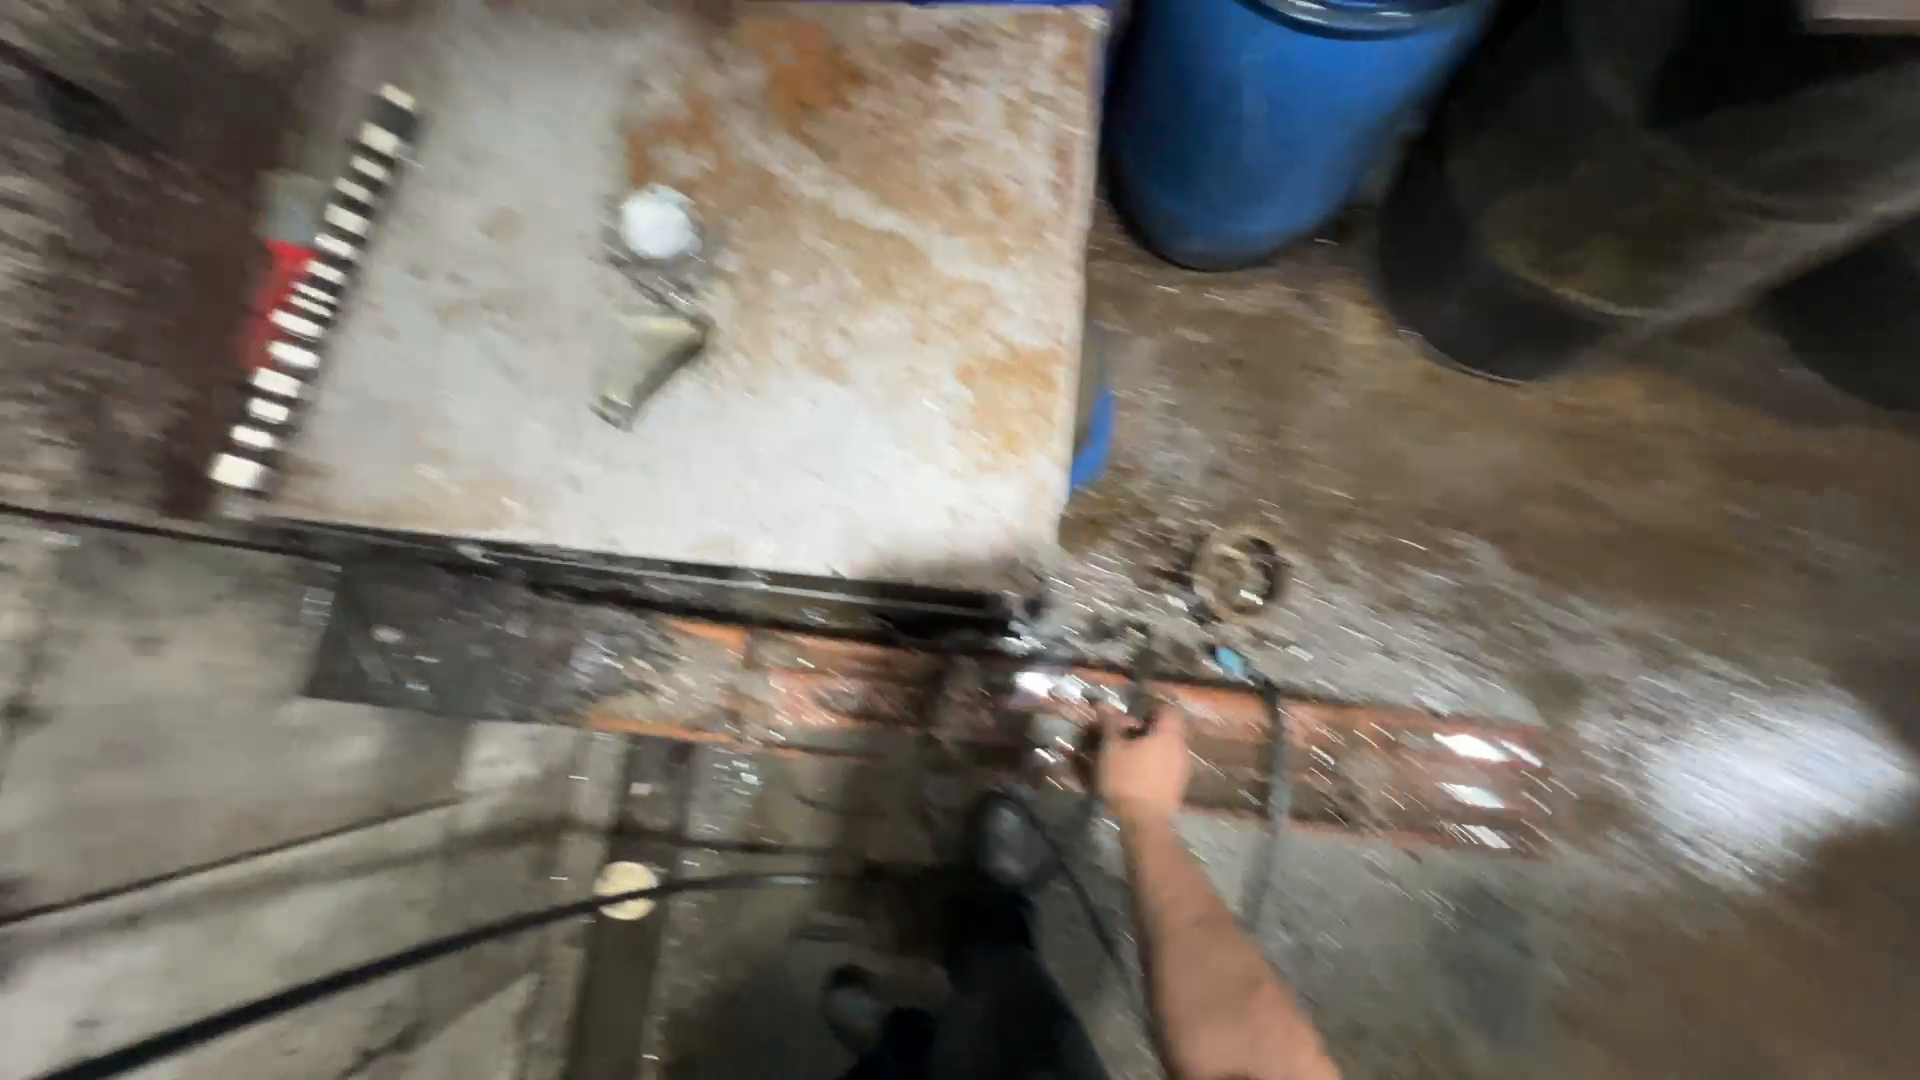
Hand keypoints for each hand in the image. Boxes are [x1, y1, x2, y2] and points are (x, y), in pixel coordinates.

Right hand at [1097, 704, 1189, 827]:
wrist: (1143, 822)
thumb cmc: (1125, 779)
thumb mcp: (1111, 748)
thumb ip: (1110, 724)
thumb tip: (1104, 704)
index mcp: (1168, 735)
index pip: (1168, 710)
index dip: (1150, 708)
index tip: (1130, 715)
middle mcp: (1180, 749)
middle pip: (1167, 730)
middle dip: (1145, 729)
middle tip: (1122, 735)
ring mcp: (1182, 769)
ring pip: (1166, 748)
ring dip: (1148, 747)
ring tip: (1125, 755)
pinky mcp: (1178, 786)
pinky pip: (1166, 765)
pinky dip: (1153, 763)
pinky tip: (1135, 773)